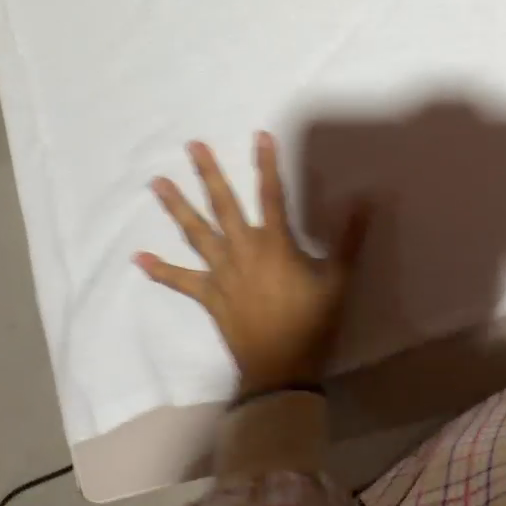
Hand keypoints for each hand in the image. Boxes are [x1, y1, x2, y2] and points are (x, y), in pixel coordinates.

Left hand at [135, 133, 370, 396]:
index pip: (271, 194)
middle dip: (209, 173)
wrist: (281, 368)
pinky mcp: (209, 296)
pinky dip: (160, 270)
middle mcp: (243, 252)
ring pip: (195, 234)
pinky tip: (139, 258)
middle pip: (222, 205)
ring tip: (157, 183)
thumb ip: (350, 236)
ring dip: (177, 207)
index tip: (260, 136)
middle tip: (192, 145)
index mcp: (275, 244)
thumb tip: (366, 198)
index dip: (267, 164)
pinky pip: (181, 281)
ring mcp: (221, 274)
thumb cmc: (313, 320)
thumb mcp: (339, 277)